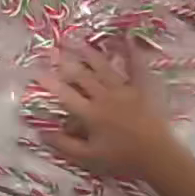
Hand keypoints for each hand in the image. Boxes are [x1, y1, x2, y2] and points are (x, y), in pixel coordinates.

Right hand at [40, 39, 183, 180]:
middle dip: (66, 62)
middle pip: (82, 76)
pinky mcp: (142, 88)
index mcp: (90, 114)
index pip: (65, 95)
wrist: (157, 157)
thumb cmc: (121, 159)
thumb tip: (41, 132)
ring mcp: (124, 89)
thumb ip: (63, 144)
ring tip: (76, 41)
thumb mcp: (87, 157)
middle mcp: (104, 96)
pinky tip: (127, 36)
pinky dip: (131, 51)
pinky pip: (136, 66)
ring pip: (103, 67)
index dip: (50, 83)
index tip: (37, 72)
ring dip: (88, 53)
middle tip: (53, 49)